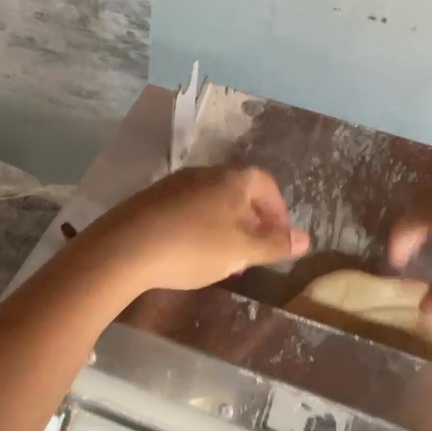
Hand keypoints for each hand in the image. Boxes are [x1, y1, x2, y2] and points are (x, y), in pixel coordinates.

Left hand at [81, 166, 310, 293]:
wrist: (125, 247)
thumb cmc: (193, 247)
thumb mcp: (241, 251)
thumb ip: (274, 244)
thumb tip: (307, 238)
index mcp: (232, 179)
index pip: (266, 184)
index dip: (277, 210)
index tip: (279, 236)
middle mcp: (204, 173)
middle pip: (237, 191)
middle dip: (250, 220)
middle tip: (253, 250)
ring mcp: (174, 184)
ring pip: (210, 201)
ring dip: (223, 225)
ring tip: (223, 257)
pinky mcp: (149, 200)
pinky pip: (185, 209)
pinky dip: (197, 227)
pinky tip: (189, 253)